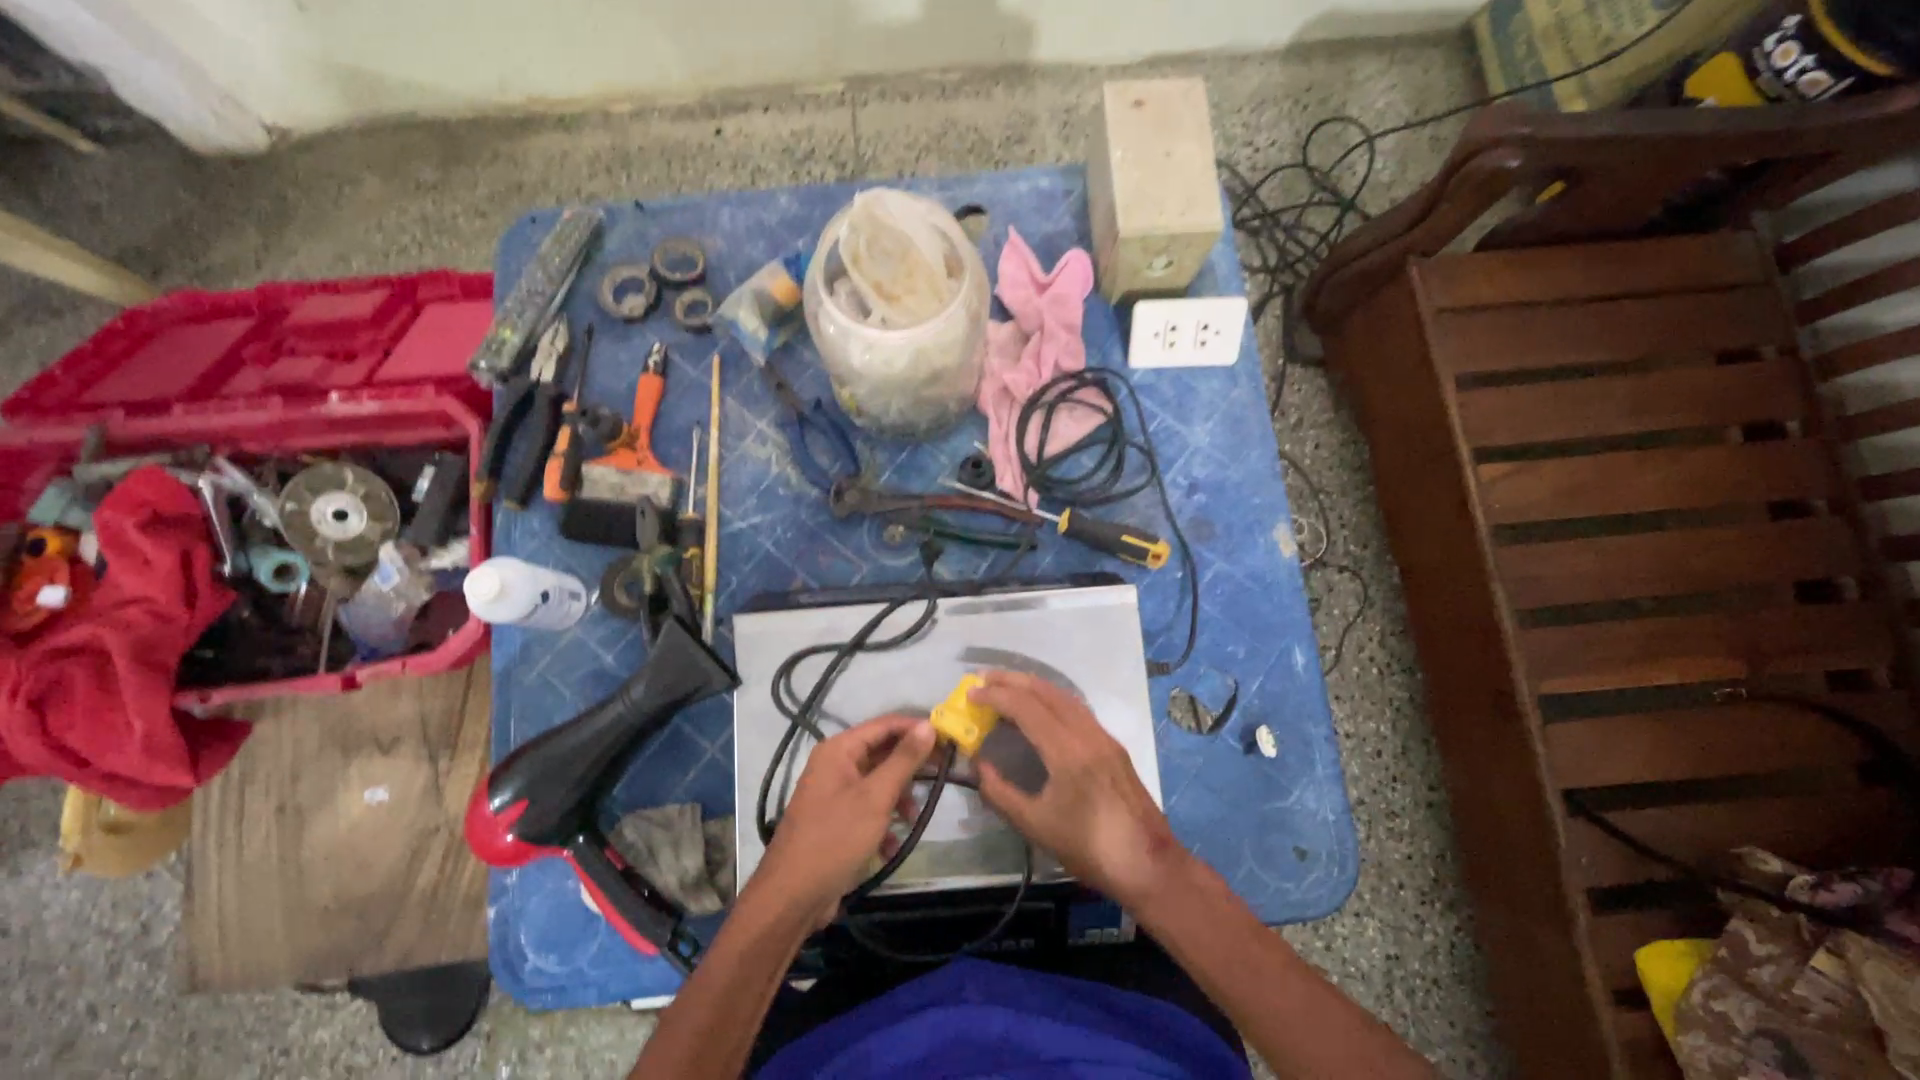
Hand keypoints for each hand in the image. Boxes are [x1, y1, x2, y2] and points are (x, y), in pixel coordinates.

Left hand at [749, 714, 936, 928]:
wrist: (793, 895)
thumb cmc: (836, 838)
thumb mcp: (876, 797)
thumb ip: (903, 760)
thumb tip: (928, 726)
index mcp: (838, 751)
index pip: (884, 725)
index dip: (916, 728)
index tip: (948, 737)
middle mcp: (834, 766)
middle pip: (882, 753)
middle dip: (910, 768)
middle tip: (944, 772)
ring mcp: (834, 794)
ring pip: (878, 784)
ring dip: (899, 799)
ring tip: (913, 819)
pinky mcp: (837, 821)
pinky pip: (868, 810)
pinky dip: (883, 823)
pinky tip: (890, 846)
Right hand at [969, 671, 1189, 907]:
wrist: (1149, 865)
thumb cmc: (1089, 849)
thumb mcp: (1035, 825)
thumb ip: (1001, 792)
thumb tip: (978, 765)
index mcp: (1067, 750)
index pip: (1026, 706)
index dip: (996, 695)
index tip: (971, 692)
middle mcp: (1088, 734)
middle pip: (1048, 692)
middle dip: (1014, 681)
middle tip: (984, 678)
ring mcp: (1105, 739)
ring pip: (1067, 698)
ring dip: (1036, 688)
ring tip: (1009, 688)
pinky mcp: (1114, 749)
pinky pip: (1079, 711)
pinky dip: (1054, 701)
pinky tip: (1043, 712)